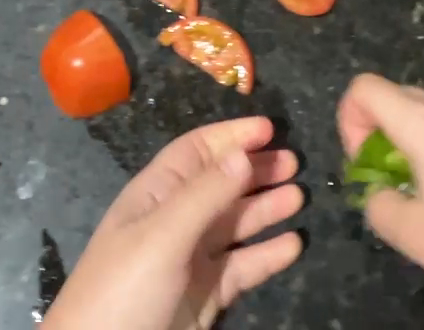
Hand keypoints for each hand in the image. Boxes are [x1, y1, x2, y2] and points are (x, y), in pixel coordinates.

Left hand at [44, 117, 304, 329]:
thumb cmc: (124, 286)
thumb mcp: (162, 235)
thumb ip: (204, 195)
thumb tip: (243, 152)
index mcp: (156, 194)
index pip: (196, 152)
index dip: (230, 136)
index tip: (270, 128)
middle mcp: (175, 220)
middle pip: (220, 184)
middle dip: (255, 170)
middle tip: (294, 162)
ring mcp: (190, 259)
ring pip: (234, 224)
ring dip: (265, 208)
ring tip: (299, 196)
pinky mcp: (204, 295)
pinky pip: (241, 267)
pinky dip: (266, 255)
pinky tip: (292, 246)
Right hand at [336, 75, 423, 329]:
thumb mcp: (416, 237)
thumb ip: (379, 207)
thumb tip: (378, 193)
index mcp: (422, 122)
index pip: (365, 88)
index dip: (349, 119)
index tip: (364, 164)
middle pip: (393, 97)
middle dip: (377, 132)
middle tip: (391, 182)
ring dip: (408, 143)